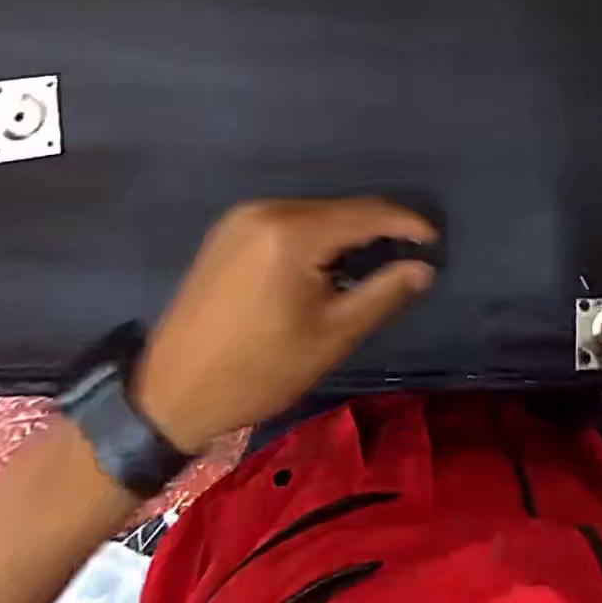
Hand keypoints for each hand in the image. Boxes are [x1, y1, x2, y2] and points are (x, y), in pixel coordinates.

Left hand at [132, 198, 438, 452]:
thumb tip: (424, 267)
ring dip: (348, 231)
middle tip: (408, 254)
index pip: (366, 213)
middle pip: (341, 209)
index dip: (406, 223)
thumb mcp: (330, 336)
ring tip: (374, 259)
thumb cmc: (257, 371)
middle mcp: (268, 210)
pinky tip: (327, 261)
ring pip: (317, 212)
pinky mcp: (230, 229)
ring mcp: (243, 216)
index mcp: (292, 233)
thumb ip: (383, 293)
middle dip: (379, 228)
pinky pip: (291, 220)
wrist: (168, 394)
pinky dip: (318, 234)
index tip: (434, 240)